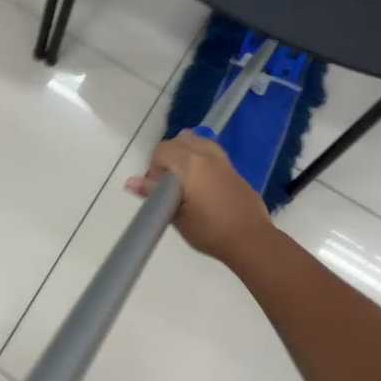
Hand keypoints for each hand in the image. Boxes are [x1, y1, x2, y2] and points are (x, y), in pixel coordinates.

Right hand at [125, 131, 277, 263]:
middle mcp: (205, 155)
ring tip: (185, 176)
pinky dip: (201, 156)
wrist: (251, 240)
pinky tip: (202, 179)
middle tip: (168, 184)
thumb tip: (130, 182)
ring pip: (198, 141)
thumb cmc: (209, 230)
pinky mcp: (234, 170)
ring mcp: (222, 161)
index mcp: (188, 164)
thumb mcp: (176, 215)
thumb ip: (154, 194)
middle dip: (168, 157)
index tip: (158, 189)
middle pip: (179, 141)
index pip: (162, 150)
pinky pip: (212, 151)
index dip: (154, 168)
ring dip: (185, 152)